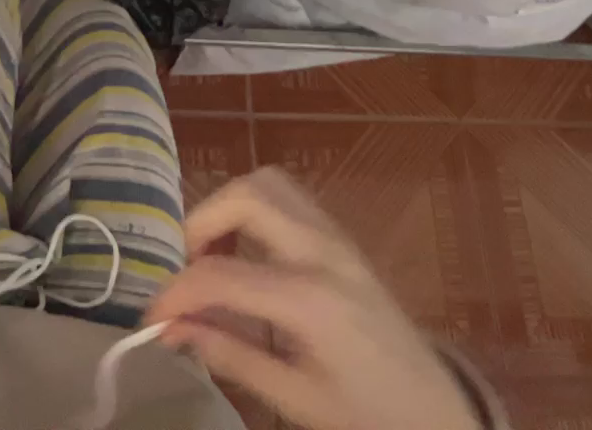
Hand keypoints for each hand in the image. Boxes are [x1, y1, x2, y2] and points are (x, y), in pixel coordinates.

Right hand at [147, 168, 484, 429]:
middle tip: (186, 272)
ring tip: (214, 257)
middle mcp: (322, 252)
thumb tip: (170, 330)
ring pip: (266, 183)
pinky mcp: (341, 237)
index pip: (219, 275)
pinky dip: (252, 209)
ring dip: (227, 209)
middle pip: (245, 197)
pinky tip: (247, 254)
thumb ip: (228, 354)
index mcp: (310, 300)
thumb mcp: (294, 400)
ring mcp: (336, 237)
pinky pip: (287, 197)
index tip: (151, 318)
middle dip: (199, 225)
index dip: (173, 293)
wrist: (440, 414)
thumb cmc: (367, 416)